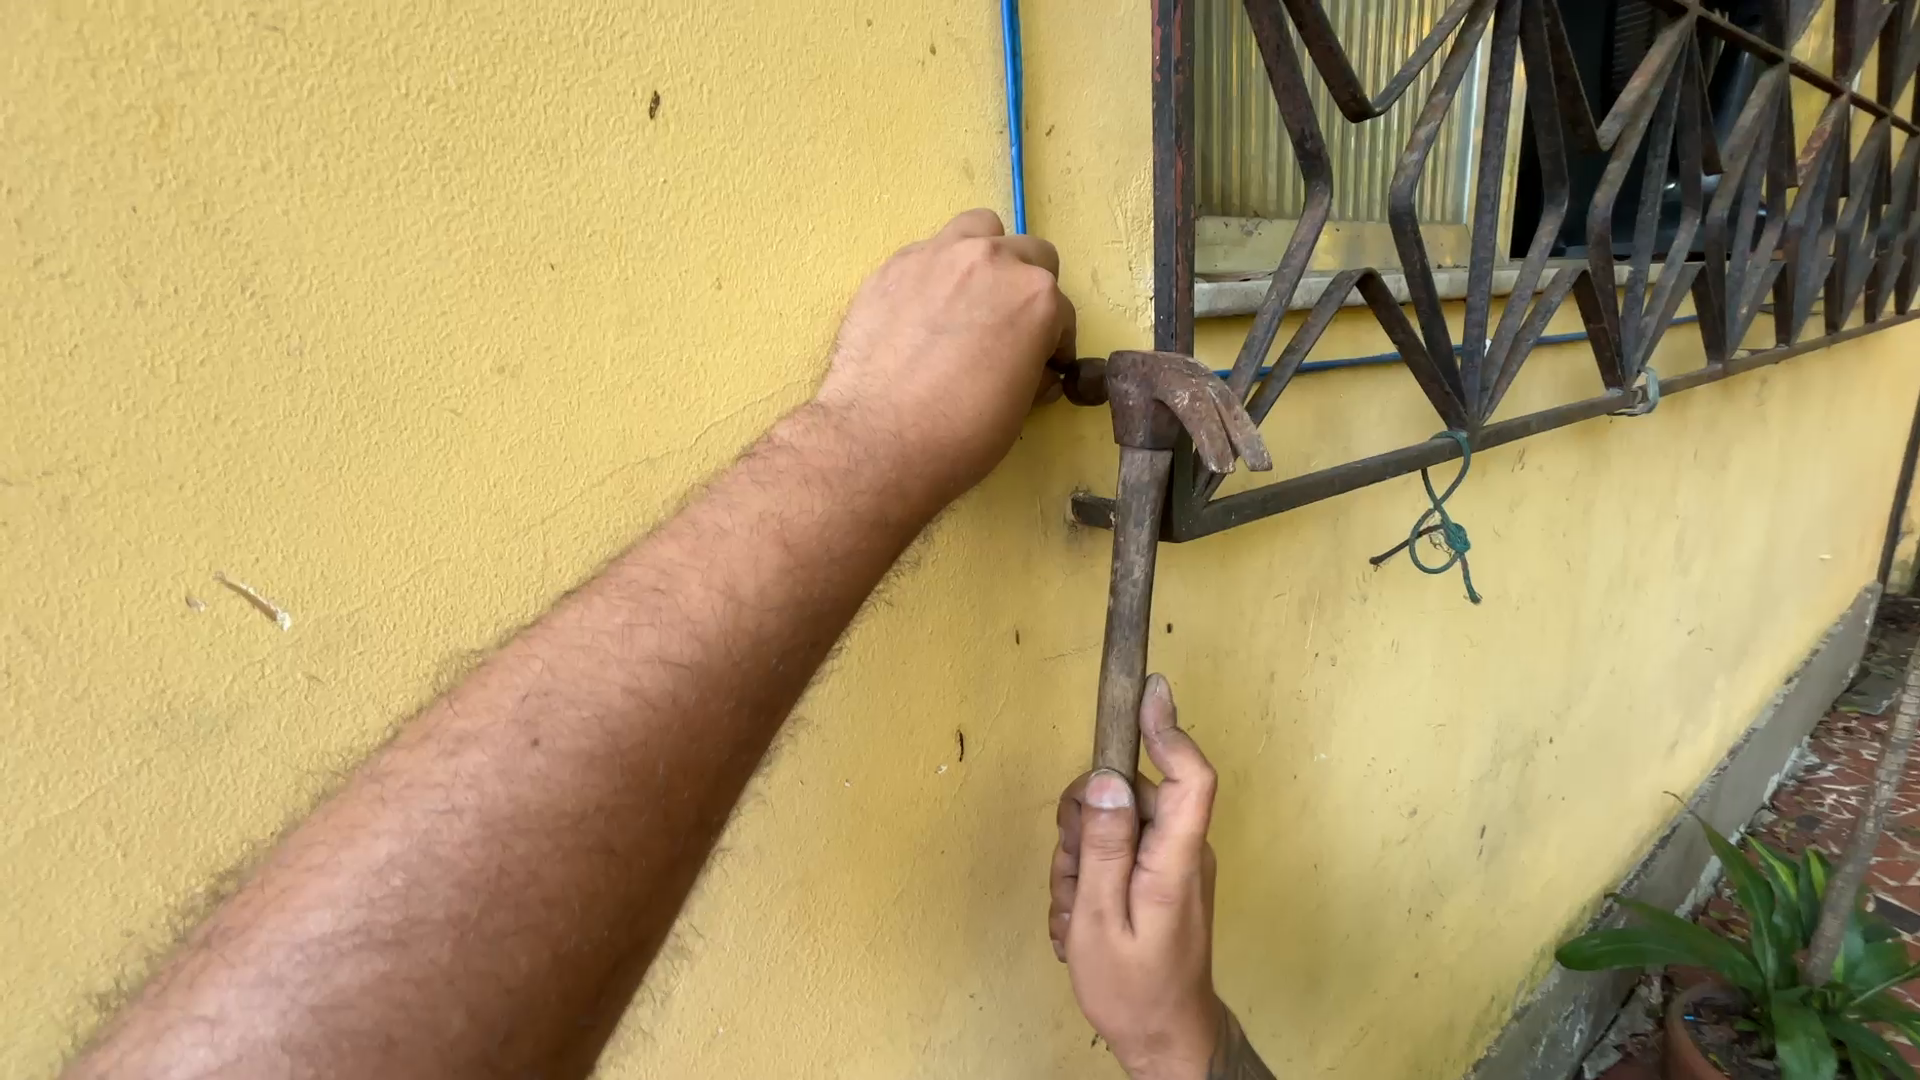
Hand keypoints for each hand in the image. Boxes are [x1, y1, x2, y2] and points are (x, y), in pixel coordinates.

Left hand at [814, 209, 1075, 509]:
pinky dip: (936, 277)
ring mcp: (939, 255)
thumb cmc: (962, 434)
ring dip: (985, 259)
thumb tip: (1034, 368)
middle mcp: (994, 261)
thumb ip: (1034, 372)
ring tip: (968, 299)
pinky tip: (921, 314)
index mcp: (1037, 298)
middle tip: (1008, 328)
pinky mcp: (894, 265)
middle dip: (1027, 291)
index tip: (1041, 364)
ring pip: (978, 232)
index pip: (1061, 312)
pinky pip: (927, 255)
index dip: (1054, 343)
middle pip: (1029, 255)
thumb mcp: (1019, 410)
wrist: (880, 438)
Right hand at [1050, 674, 1222, 1079]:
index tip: (1149, 690)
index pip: (1190, 778)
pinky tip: (1082, 912)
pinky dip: (1088, 871)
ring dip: (1080, 857)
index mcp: (1175, 859)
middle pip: (1128, 792)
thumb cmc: (1132, 990)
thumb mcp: (1098, 920)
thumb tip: (1106, 780)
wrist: (1165, 1040)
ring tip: (1076, 908)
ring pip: (1111, 819)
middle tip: (1069, 880)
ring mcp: (1170, 858)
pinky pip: (1114, 844)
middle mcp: (1180, 848)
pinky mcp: (1157, 869)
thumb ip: (1102, 847)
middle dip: (1082, 826)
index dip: (1169, 730)